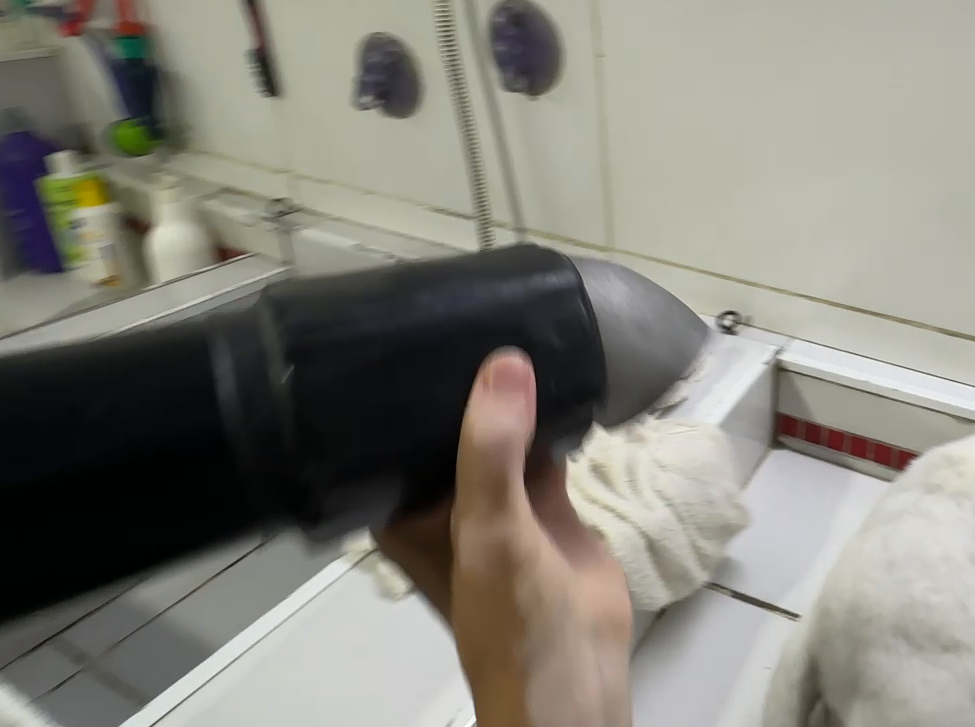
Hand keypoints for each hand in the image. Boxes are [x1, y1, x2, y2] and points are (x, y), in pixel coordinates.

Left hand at [377, 349, 632, 726]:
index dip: (407, 384)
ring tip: (524, 327)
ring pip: (505, 433)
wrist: (579, 669)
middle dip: (472, 382)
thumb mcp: (490, 528)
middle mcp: (446, 499)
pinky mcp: (546, 500)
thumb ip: (493, 450)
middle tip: (486, 306)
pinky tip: (565, 375)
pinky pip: (546, 446)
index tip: (423, 320)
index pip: (395, 433)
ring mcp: (501, 499)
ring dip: (516, 397)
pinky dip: (556, 417)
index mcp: (407, 510)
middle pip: (456, 426)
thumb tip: (506, 361)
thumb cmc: (510, 612)